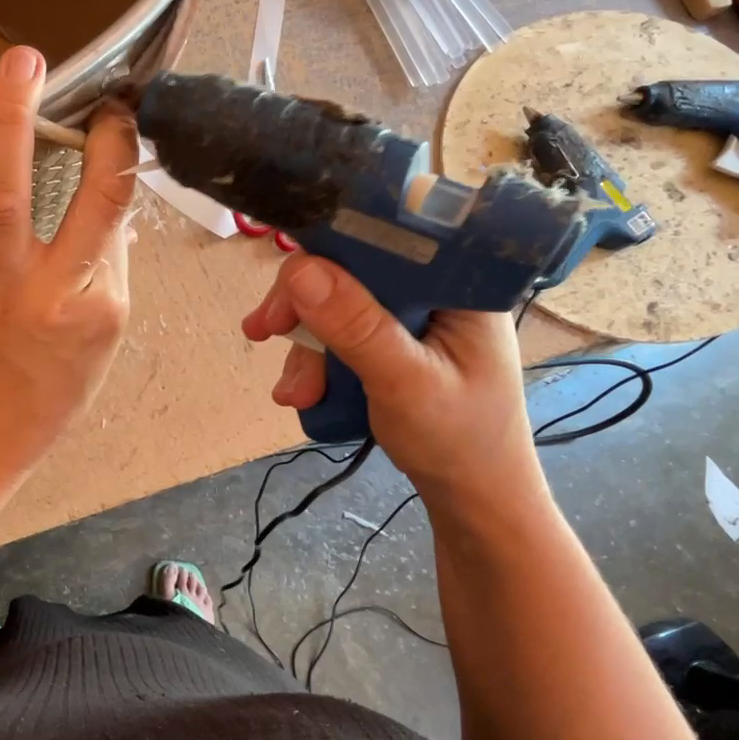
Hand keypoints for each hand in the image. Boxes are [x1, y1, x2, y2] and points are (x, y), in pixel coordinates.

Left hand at [0, 46, 139, 474]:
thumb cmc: (58, 380)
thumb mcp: (106, 328)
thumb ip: (108, 262)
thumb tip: (110, 196)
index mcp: (97, 298)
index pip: (118, 209)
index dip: (118, 148)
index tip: (114, 109)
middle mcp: (52, 288)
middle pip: (81, 201)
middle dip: (87, 133)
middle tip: (68, 67)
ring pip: (6, 204)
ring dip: (8, 130)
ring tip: (16, 69)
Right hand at [241, 256, 543, 501]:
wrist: (475, 499)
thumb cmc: (459, 442)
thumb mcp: (405, 384)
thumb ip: (356, 327)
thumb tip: (298, 269)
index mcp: (460, 282)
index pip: (384, 240)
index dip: (326, 256)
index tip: (283, 295)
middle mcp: (436, 290)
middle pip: (351, 272)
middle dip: (303, 309)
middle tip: (264, 335)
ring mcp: (414, 319)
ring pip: (338, 306)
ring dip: (304, 347)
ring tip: (294, 394)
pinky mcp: (395, 345)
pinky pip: (341, 335)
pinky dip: (315, 361)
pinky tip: (301, 392)